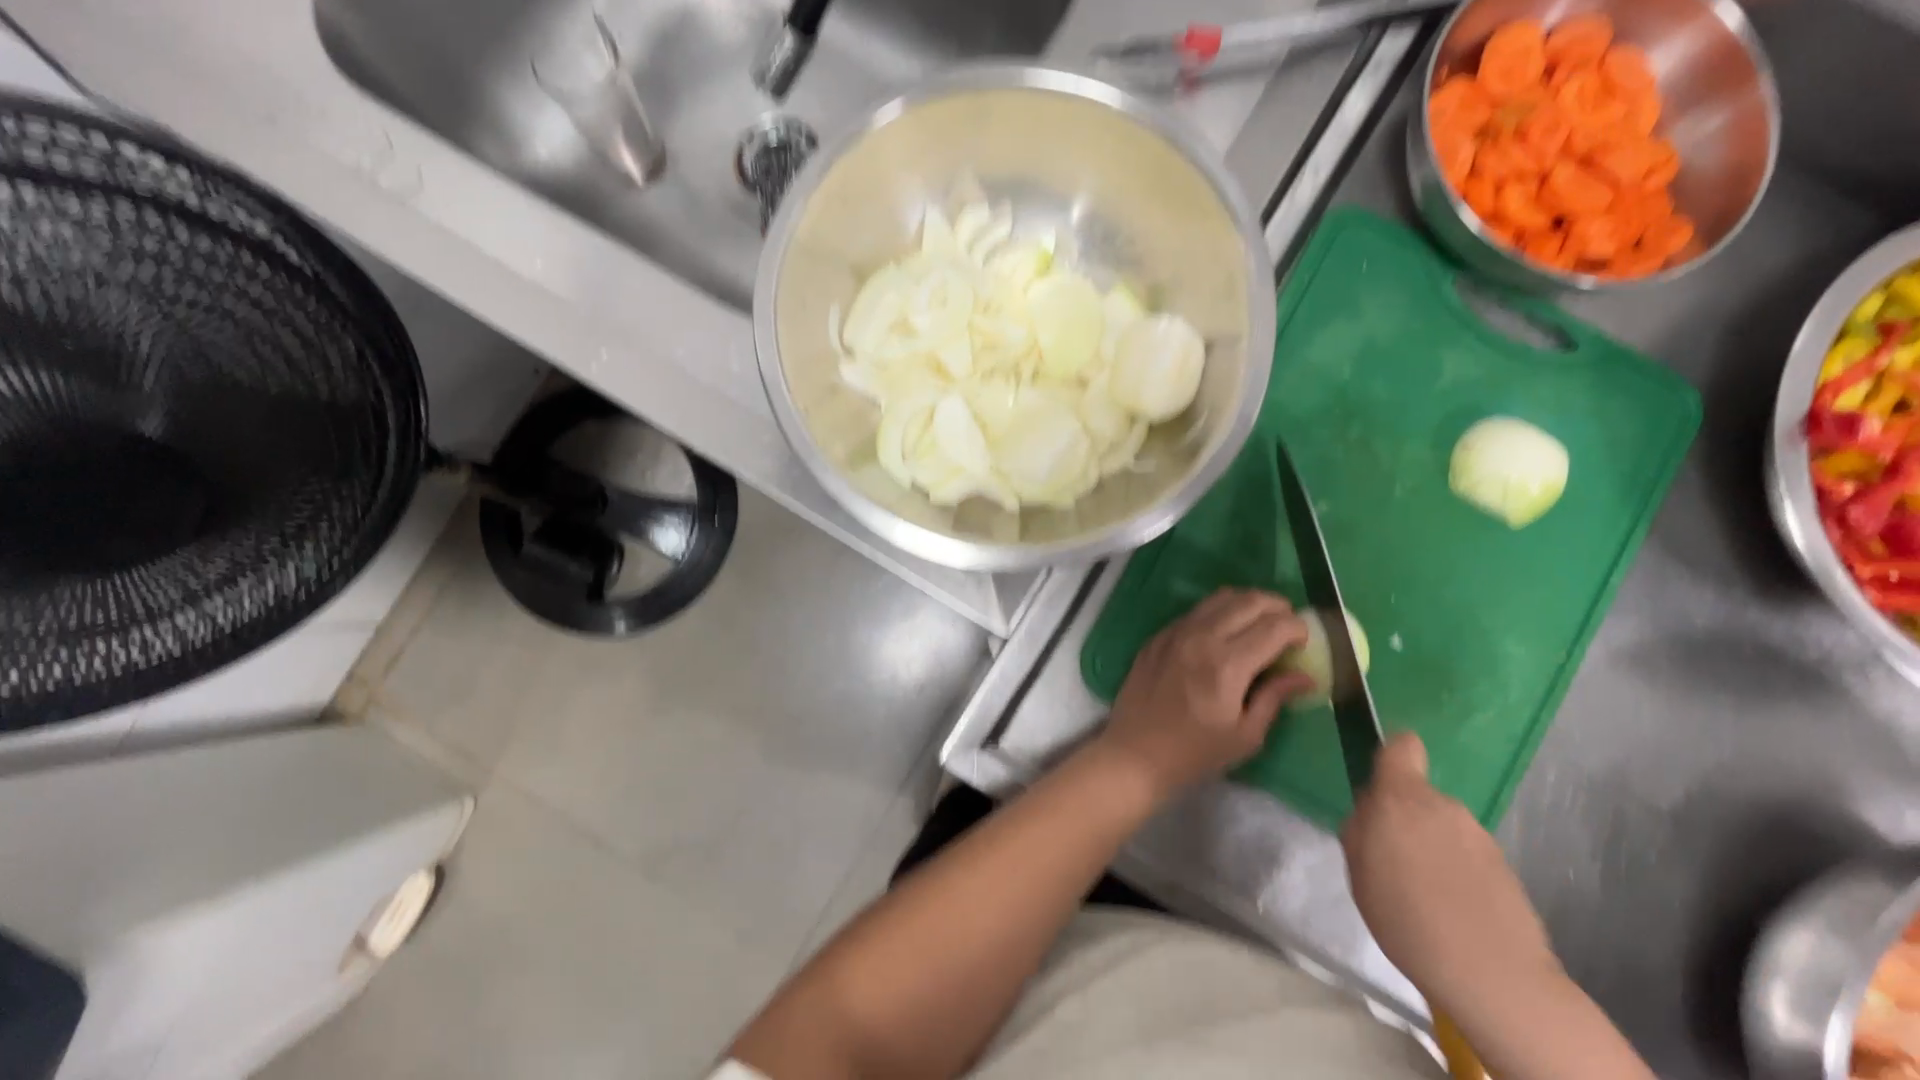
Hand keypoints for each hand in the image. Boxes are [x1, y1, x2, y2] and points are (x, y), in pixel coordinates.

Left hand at [1094, 588, 1313, 798]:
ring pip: (1220, 598)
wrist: (1134, 754)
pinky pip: (1195, 611)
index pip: (1274, 627)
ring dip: (1247, 603)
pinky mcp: (1158, 637)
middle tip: (1288, 626)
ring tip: (1260, 622)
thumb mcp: (1245, 735)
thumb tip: (1305, 677)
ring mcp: (1175, 633)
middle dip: (1277, 607)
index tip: (1304, 642)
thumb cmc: (1194, 754)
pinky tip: (1223, 632)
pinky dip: (1218, 612)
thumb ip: (1275, 697)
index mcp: (1227, 664)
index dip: (1298, 629)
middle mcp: (1201, 637)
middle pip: (1249, 601)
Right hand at [1342, 734, 1560, 1013]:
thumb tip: (1370, 814)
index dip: (1390, 759)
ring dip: (1430, 850)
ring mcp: (1477, 834)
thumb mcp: (1360, 875)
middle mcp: (1442, 806)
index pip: (1401, 747)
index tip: (1380, 791)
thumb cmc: (1406, 919)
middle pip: (1417, 798)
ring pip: (1442, 828)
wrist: (1491, 971)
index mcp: (1400, 800)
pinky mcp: (1502, 864)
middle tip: (1392, 866)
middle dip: (1404, 823)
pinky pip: (1465, 855)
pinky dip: (1455, 873)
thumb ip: (1360, 832)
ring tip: (1422, 898)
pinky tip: (1450, 912)